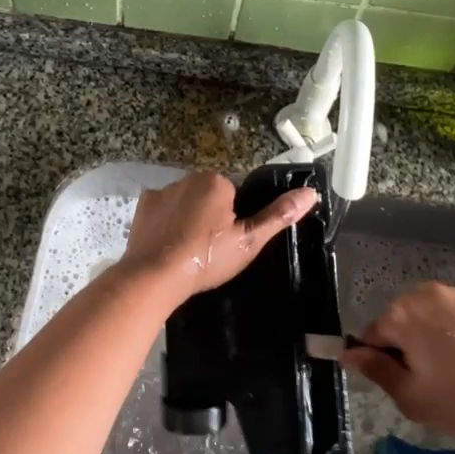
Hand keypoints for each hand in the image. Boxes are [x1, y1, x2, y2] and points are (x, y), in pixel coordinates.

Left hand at [114, 171, 317, 303]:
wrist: (155, 275)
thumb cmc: (206, 258)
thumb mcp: (248, 241)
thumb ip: (278, 216)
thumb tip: (310, 193)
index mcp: (217, 182)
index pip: (234, 196)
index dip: (233, 220)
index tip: (226, 242)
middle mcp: (189, 177)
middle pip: (208, 196)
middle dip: (210, 216)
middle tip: (209, 249)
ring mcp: (163, 190)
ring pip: (185, 202)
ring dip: (188, 218)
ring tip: (187, 251)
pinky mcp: (143, 205)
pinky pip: (161, 209)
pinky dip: (165, 222)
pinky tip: (167, 245)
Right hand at [342, 281, 454, 450]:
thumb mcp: (412, 397)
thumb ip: (376, 371)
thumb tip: (346, 354)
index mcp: (401, 313)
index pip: (371, 336)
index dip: (382, 364)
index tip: (404, 386)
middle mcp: (422, 293)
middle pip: (397, 323)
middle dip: (406, 350)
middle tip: (430, 384)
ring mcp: (454, 294)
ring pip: (424, 320)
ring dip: (428, 343)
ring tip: (454, 375)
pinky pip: (449, 319)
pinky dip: (451, 338)